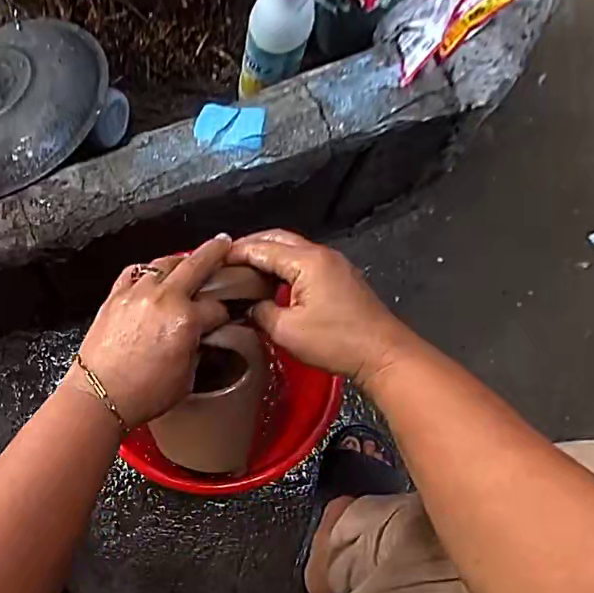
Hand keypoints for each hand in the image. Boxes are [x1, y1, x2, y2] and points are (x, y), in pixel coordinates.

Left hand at [74, 236, 232, 426]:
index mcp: (186, 320)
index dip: (224, 314)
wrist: (99, 397)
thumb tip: (198, 341)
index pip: (217, 307)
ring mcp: (136, 294)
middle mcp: (162, 299)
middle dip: (214, 252)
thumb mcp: (186, 379)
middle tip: (222, 245)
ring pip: (163, 263)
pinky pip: (134, 273)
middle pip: (197, 264)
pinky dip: (146, 272)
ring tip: (187, 262)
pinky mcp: (114, 298)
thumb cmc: (138, 395)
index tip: (223, 318)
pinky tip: (151, 276)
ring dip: (179, 261)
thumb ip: (197, 352)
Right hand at [229, 230, 419, 384]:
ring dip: (266, 255)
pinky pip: (303, 262)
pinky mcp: (338, 278)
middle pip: (277, 239)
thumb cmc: (335, 341)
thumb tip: (248, 307)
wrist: (381, 353)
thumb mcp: (285, 331)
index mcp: (307, 262)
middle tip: (224, 261)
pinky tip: (268, 282)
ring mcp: (333, 264)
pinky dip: (281, 265)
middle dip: (249, 246)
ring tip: (241, 271)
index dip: (234, 253)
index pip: (262, 248)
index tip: (212, 261)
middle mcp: (321, 255)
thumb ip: (260, 312)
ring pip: (291, 248)